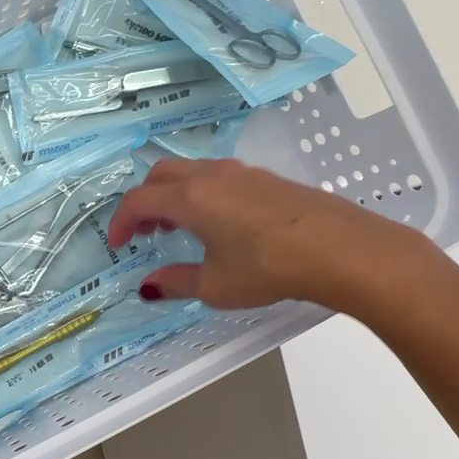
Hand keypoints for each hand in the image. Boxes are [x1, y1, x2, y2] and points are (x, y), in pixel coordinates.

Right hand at [106, 158, 435, 310]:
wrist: (341, 250)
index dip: (120, 222)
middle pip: (162, 175)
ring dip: (174, 196)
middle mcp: (212, 177)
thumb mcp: (214, 286)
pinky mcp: (268, 180)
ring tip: (178, 228)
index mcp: (190, 199)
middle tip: (144, 232)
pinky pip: (219, 178)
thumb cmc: (268, 269)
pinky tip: (217, 224)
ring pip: (192, 172)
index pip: (139, 201)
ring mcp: (243, 174)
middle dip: (144, 201)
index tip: (118, 246)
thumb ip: (176, 282)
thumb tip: (149, 285)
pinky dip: (201, 195)